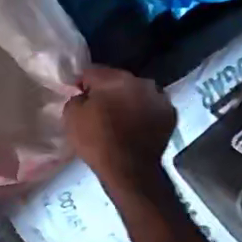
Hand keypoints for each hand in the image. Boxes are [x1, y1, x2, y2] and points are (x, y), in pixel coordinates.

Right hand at [65, 66, 175, 192]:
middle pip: (118, 80)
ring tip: (120, 117)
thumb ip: (76, 98)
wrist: (129, 170)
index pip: (92, 72)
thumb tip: (84, 95)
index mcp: (115, 78)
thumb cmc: (97, 141)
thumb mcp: (71, 116)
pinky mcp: (170, 115)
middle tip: (99, 107)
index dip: (82, 83)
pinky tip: (136, 125)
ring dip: (129, 100)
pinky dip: (144, 113)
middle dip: (109, 90)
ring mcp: (159, 97)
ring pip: (138, 92)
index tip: (78, 95)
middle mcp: (141, 81)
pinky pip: (152, 107)